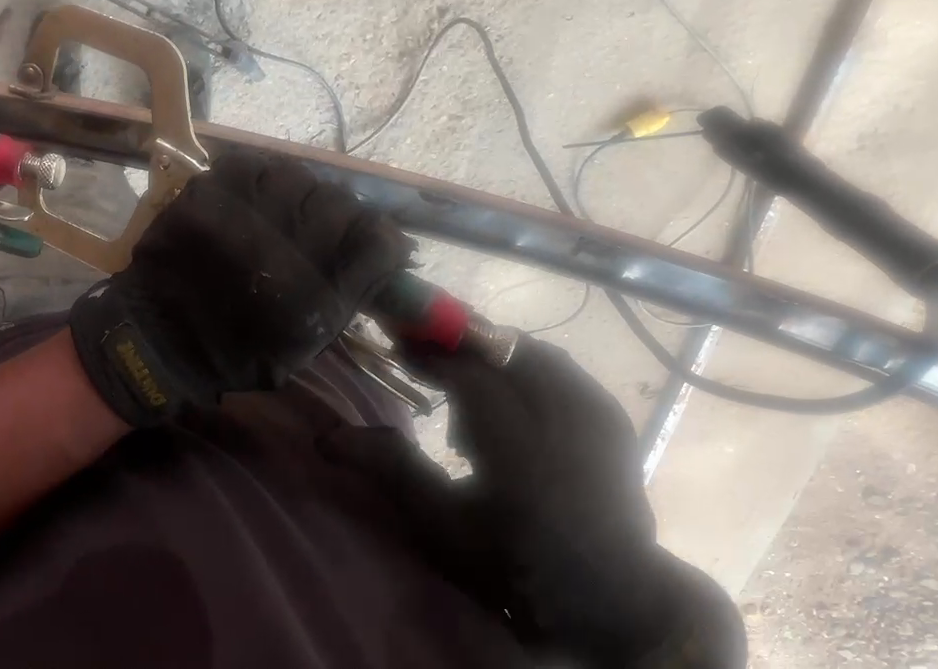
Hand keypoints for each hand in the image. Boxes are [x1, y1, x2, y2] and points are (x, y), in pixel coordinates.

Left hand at [69, 152, 406, 426]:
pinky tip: (256, 191)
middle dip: (341, 208)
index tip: (372, 235)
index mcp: (313, 299)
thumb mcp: (303, 344)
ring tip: (289, 201)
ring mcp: (240, 222)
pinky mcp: (203, 200)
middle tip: (326, 216)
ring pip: (294, 175)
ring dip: (299, 187)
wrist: (158, 341)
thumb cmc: (234, 353)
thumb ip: (344, 295)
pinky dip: (257, 173)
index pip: (374, 241)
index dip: (380, 233)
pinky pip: (246, 164)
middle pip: (338, 202)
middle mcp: (283, 254)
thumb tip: (385, 251)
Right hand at [322, 337, 745, 668]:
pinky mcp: (611, 418)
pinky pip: (559, 368)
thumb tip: (326, 436)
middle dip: (456, 342)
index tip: (396, 346)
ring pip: (532, 352)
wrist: (609, 595)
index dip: (428, 353)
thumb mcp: (443, 525)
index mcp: (520, 448)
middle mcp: (562, 420)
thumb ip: (391, 470)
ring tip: (462, 378)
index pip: (469, 374)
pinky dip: (524, 366)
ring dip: (489, 353)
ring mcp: (594, 415)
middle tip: (421, 351)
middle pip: (501, 349)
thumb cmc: (515, 562)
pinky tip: (507, 391)